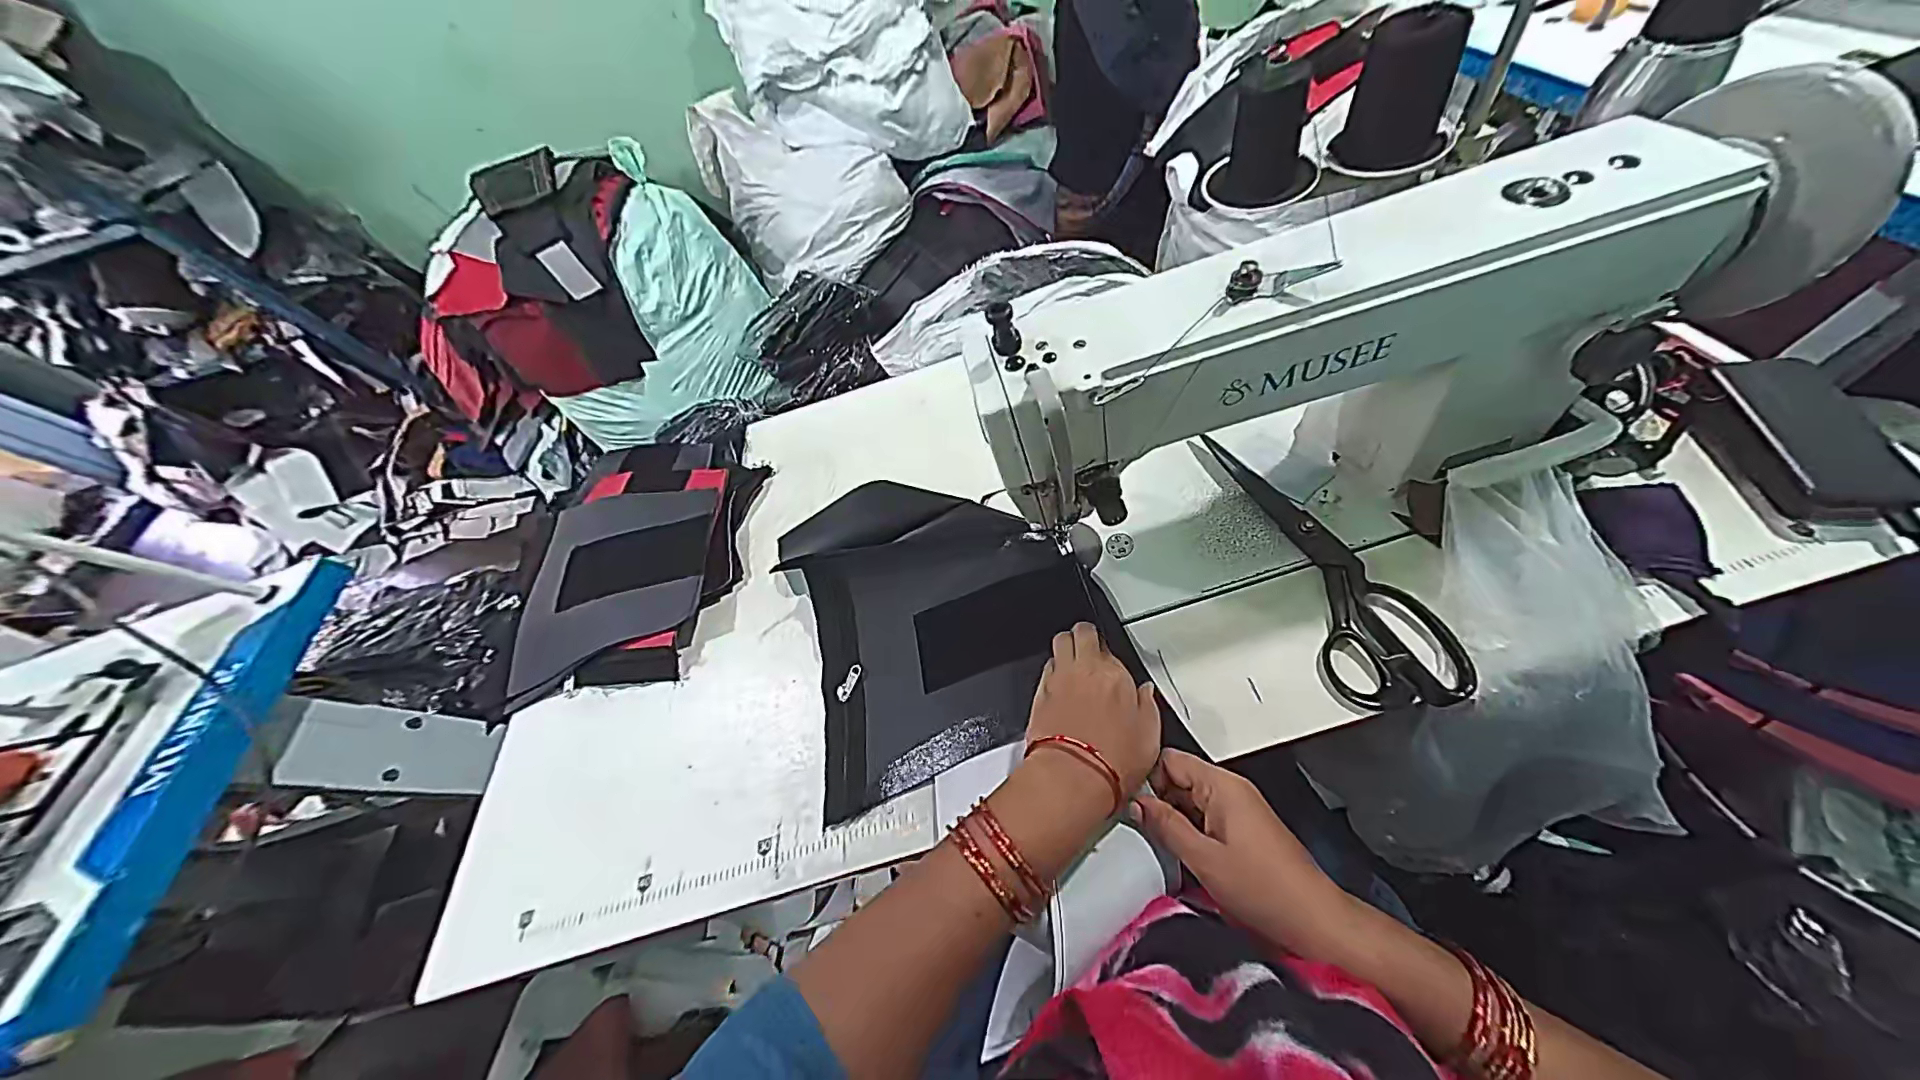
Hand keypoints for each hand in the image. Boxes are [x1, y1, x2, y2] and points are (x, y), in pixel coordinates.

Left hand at [1024, 623, 1161, 795]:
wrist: (1072, 777)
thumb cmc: (1110, 762)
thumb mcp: (1149, 738)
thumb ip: (1148, 707)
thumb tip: (1146, 695)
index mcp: (1116, 676)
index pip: (1110, 649)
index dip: (1109, 657)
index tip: (1111, 669)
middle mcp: (1086, 670)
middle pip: (1081, 633)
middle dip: (1084, 636)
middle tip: (1088, 646)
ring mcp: (1060, 679)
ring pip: (1060, 642)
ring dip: (1066, 647)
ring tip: (1071, 656)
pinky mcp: (1040, 693)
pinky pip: (1045, 667)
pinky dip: (1052, 669)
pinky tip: (1058, 681)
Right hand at [1130, 749, 1356, 960]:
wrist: (1314, 920)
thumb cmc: (1269, 891)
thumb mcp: (1203, 859)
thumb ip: (1165, 825)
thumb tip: (1138, 805)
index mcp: (1223, 785)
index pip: (1168, 759)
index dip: (1147, 780)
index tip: (1133, 805)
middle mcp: (1232, 789)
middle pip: (1178, 778)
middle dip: (1159, 802)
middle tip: (1149, 832)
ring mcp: (1239, 807)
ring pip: (1190, 799)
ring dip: (1175, 820)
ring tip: (1171, 849)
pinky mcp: (1242, 826)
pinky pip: (1205, 816)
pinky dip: (1192, 832)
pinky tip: (1190, 857)